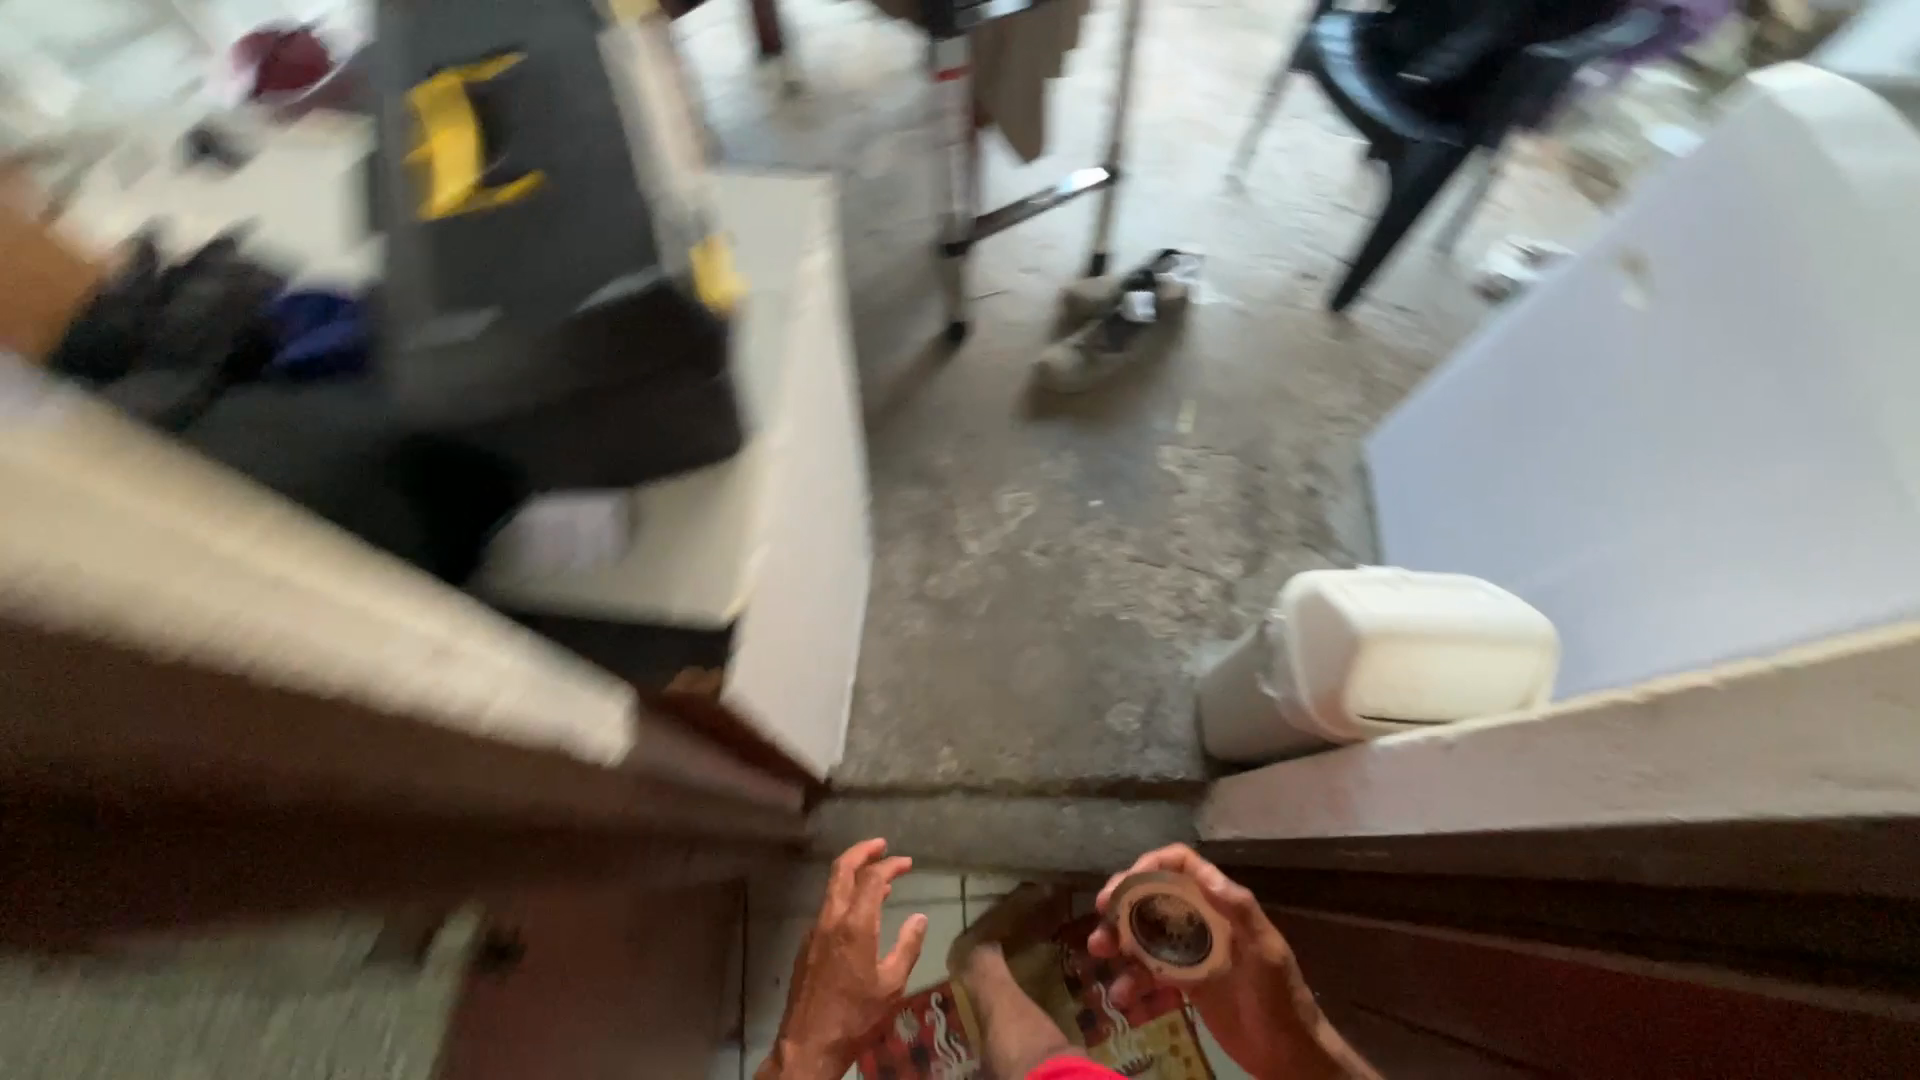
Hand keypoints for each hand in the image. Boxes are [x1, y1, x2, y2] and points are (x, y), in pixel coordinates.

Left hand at [758, 839, 929, 1079]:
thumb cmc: (855, 1017)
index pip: (871, 879)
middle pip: (842, 870)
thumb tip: (919, 917)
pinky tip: (861, 912)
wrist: (808, 1046)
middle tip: (882, 845)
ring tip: (879, 877)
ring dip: (854, 875)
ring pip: (832, 888)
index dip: (890, 864)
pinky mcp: (808, 945)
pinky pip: (828, 908)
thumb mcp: (892, 985)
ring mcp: (815, 931)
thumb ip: (907, 946)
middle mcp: (830, 920)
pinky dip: (846, 897)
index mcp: (854, 926)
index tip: (906, 862)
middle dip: (862, 852)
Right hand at [1088, 844, 1375, 1079]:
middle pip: (1151, 901)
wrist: (1293, 1057)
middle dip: (1121, 913)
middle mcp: (1201, 921)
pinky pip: (1151, 979)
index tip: (1121, 886)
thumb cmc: (1283, 999)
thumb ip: (1239, 910)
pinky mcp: (1186, 985)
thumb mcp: (1266, 952)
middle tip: (1100, 933)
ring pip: (1145, 942)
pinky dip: (1137, 991)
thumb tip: (1204, 873)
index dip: (1148, 866)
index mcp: (1220, 904)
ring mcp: (1191, 953)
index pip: (1179, 866)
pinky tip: (1129, 1008)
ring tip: (1110, 982)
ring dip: (1123, 957)